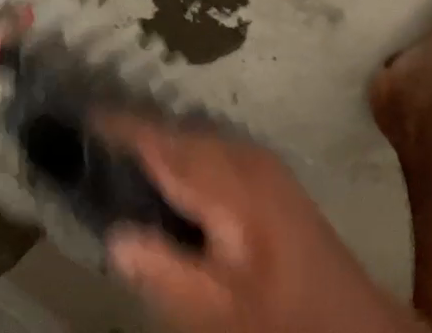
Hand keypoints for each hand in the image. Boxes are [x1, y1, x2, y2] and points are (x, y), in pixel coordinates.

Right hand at [99, 117, 421, 332]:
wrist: (355, 325)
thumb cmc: (280, 316)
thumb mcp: (215, 306)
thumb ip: (161, 269)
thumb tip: (114, 235)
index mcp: (225, 179)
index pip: (156, 138)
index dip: (115, 126)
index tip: (76, 118)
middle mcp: (241, 155)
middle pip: (172, 130)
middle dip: (130, 131)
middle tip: (87, 145)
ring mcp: (258, 160)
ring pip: (191, 135)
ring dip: (154, 140)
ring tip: (115, 156)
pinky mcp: (267, 173)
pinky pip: (209, 147)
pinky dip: (179, 152)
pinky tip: (164, 178)